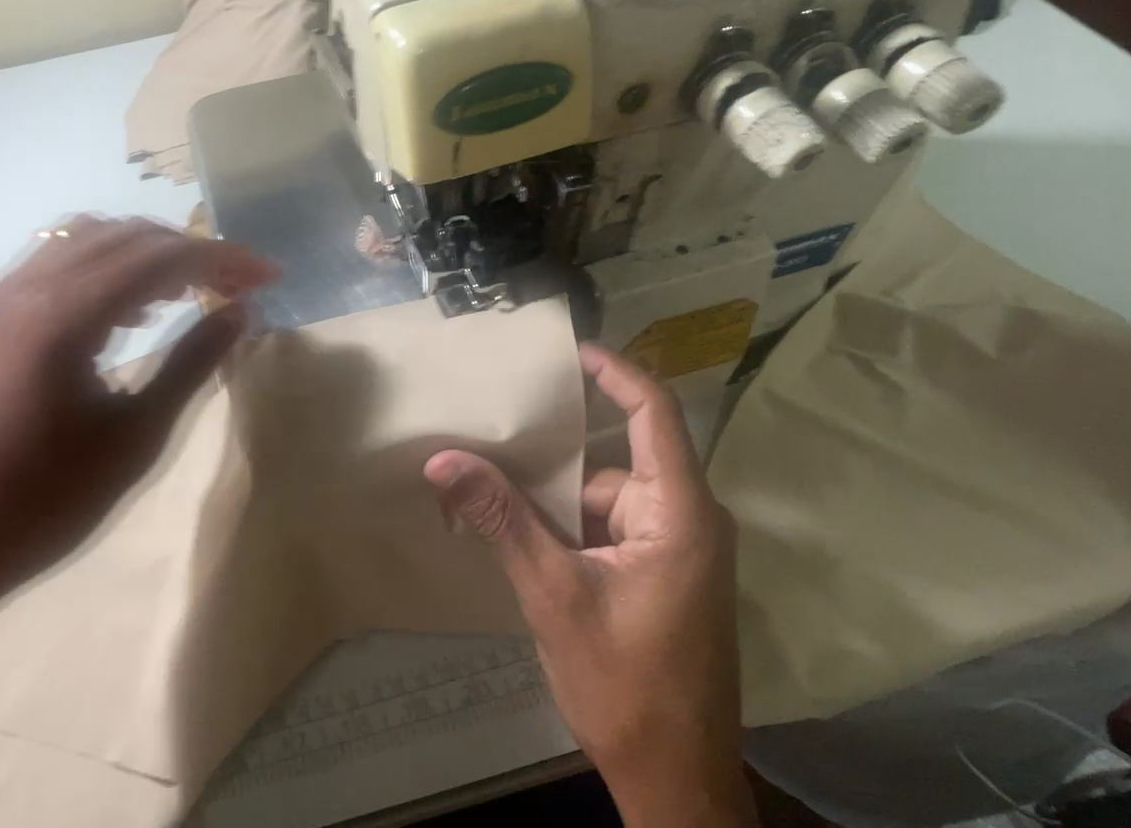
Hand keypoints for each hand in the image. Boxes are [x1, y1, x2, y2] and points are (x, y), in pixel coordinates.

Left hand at [0, 215, 275, 622]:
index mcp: (65, 314)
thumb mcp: (131, 439)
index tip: (270, 276)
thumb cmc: (37, 506)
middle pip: (125, 235)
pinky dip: (102, 271)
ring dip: (143, 255)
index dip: (223, 259)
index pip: (161, 257)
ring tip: (186, 294)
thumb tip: (240, 312)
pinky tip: (125, 313)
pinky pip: (53, 267)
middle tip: (236, 284)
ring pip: (84, 242)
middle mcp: (26, 287)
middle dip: (188, 250)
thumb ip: (190, 366)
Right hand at [422, 344, 754, 827]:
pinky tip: (521, 544)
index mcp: (681, 513)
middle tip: (492, 442)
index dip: (615, 371)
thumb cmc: (625, 684)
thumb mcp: (554, 595)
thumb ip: (502, 520)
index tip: (567, 351)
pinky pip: (610, 532)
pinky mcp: (662, 578)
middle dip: (553, 461)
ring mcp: (677, 553)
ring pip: (605, 501)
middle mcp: (688, 521)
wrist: (673, 778)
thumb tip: (443, 460)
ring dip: (554, 505)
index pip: (655, 413)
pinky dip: (569, 532)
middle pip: (615, 463)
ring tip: (489, 499)